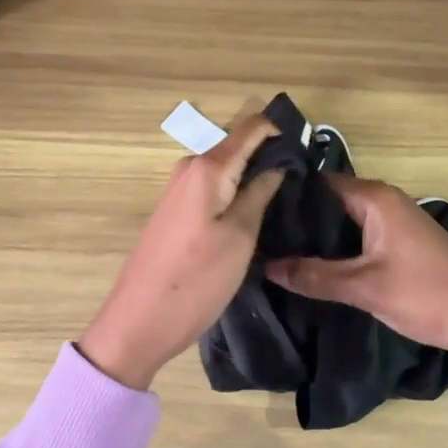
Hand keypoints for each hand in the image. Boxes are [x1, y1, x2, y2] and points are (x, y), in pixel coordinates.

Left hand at [77, 116, 285, 389]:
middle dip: (269, 157)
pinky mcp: (175, 208)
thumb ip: (260, 193)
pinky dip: (234, 193)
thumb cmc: (196, 279)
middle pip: (238, 146)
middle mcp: (190, 166)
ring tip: (284, 201)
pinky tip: (252, 216)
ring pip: (226, 169)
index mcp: (208, 166)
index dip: (280, 132)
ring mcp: (179, 187)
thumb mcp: (240, 237)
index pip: (251, 127)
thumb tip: (278, 163)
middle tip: (302, 182)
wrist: (139, 320)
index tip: (308, 149)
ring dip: (252, 177)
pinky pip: (213, 186)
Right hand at [265, 174, 447, 420]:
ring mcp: (394, 222)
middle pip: (328, 201)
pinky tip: (314, 266)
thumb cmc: (428, 295)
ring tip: (276, 251)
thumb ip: (315, 276)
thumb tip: (266, 265)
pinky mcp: (401, 243)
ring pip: (343, 221)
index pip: (317, 183)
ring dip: (317, 236)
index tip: (253, 210)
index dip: (285, 195)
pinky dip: (336, 247)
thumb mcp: (366, 288)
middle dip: (297, 219)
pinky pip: (357, 235)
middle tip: (258, 235)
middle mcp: (383, 200)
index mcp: (374, 197)